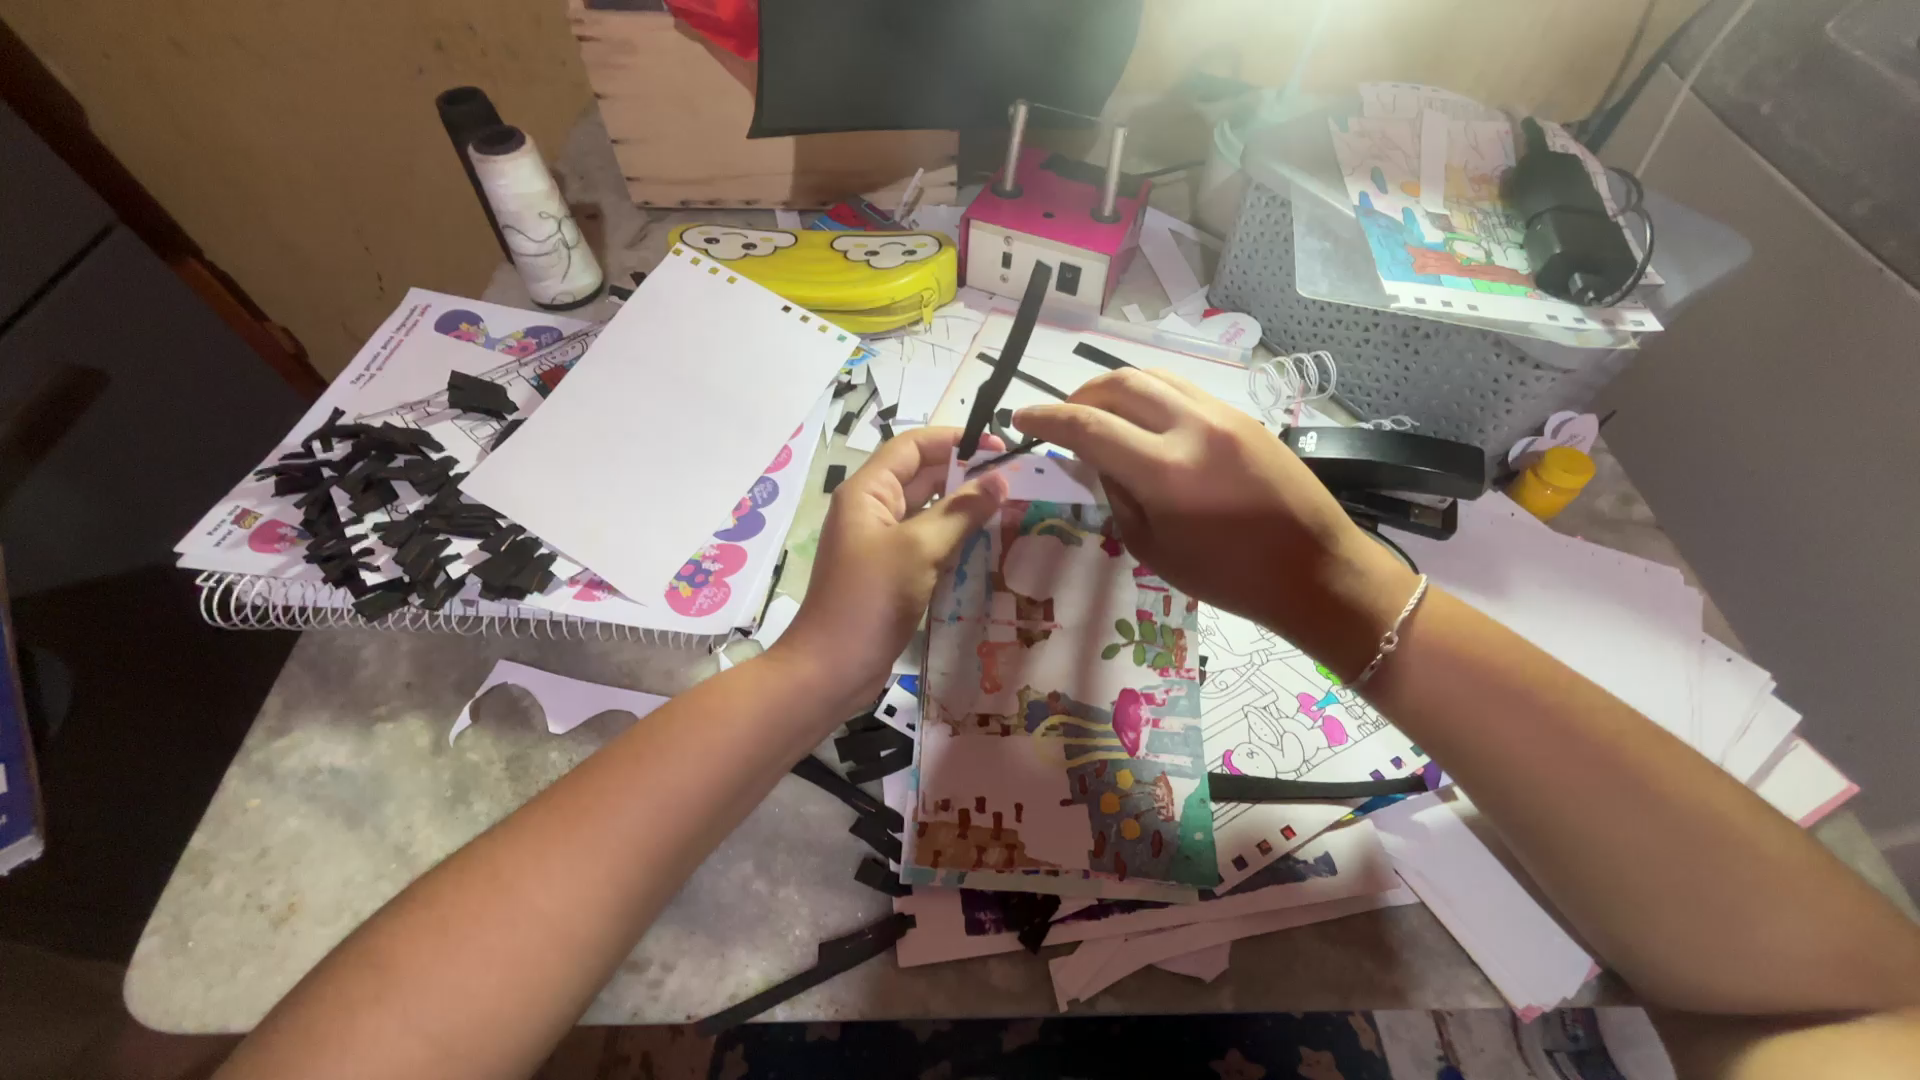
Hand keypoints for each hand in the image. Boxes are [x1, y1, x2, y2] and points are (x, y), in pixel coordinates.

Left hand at [773, 427, 1008, 710]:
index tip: (1001, 448)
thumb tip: (1000, 480)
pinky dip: (956, 540)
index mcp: (868, 492)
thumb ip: (960, 511)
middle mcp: (873, 510)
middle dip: (966, 474)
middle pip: (922, 476)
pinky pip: (928, 544)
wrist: (832, 668)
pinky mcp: (892, 573)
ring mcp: (882, 544)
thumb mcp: (919, 548)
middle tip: (1016, 480)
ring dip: (964, 509)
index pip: (913, 447)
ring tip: (1010, 508)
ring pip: (929, 512)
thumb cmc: (870, 600)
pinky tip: (988, 545)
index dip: (955, 440)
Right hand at [1013, 369, 1416, 676]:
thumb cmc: (1228, 577)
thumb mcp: (1153, 547)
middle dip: (1080, 394)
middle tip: (1061, 417)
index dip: (1047, 419)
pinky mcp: (1242, 417)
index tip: (1021, 418)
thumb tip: (1095, 459)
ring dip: (1115, 389)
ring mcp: (1223, 415)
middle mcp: (1193, 427)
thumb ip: (1117, 494)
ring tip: (1098, 413)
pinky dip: (1150, 396)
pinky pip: (1182, 390)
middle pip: (1120, 384)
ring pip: (1153, 377)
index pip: (1088, 427)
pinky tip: (1142, 421)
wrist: (1315, 571)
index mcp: (1165, 471)